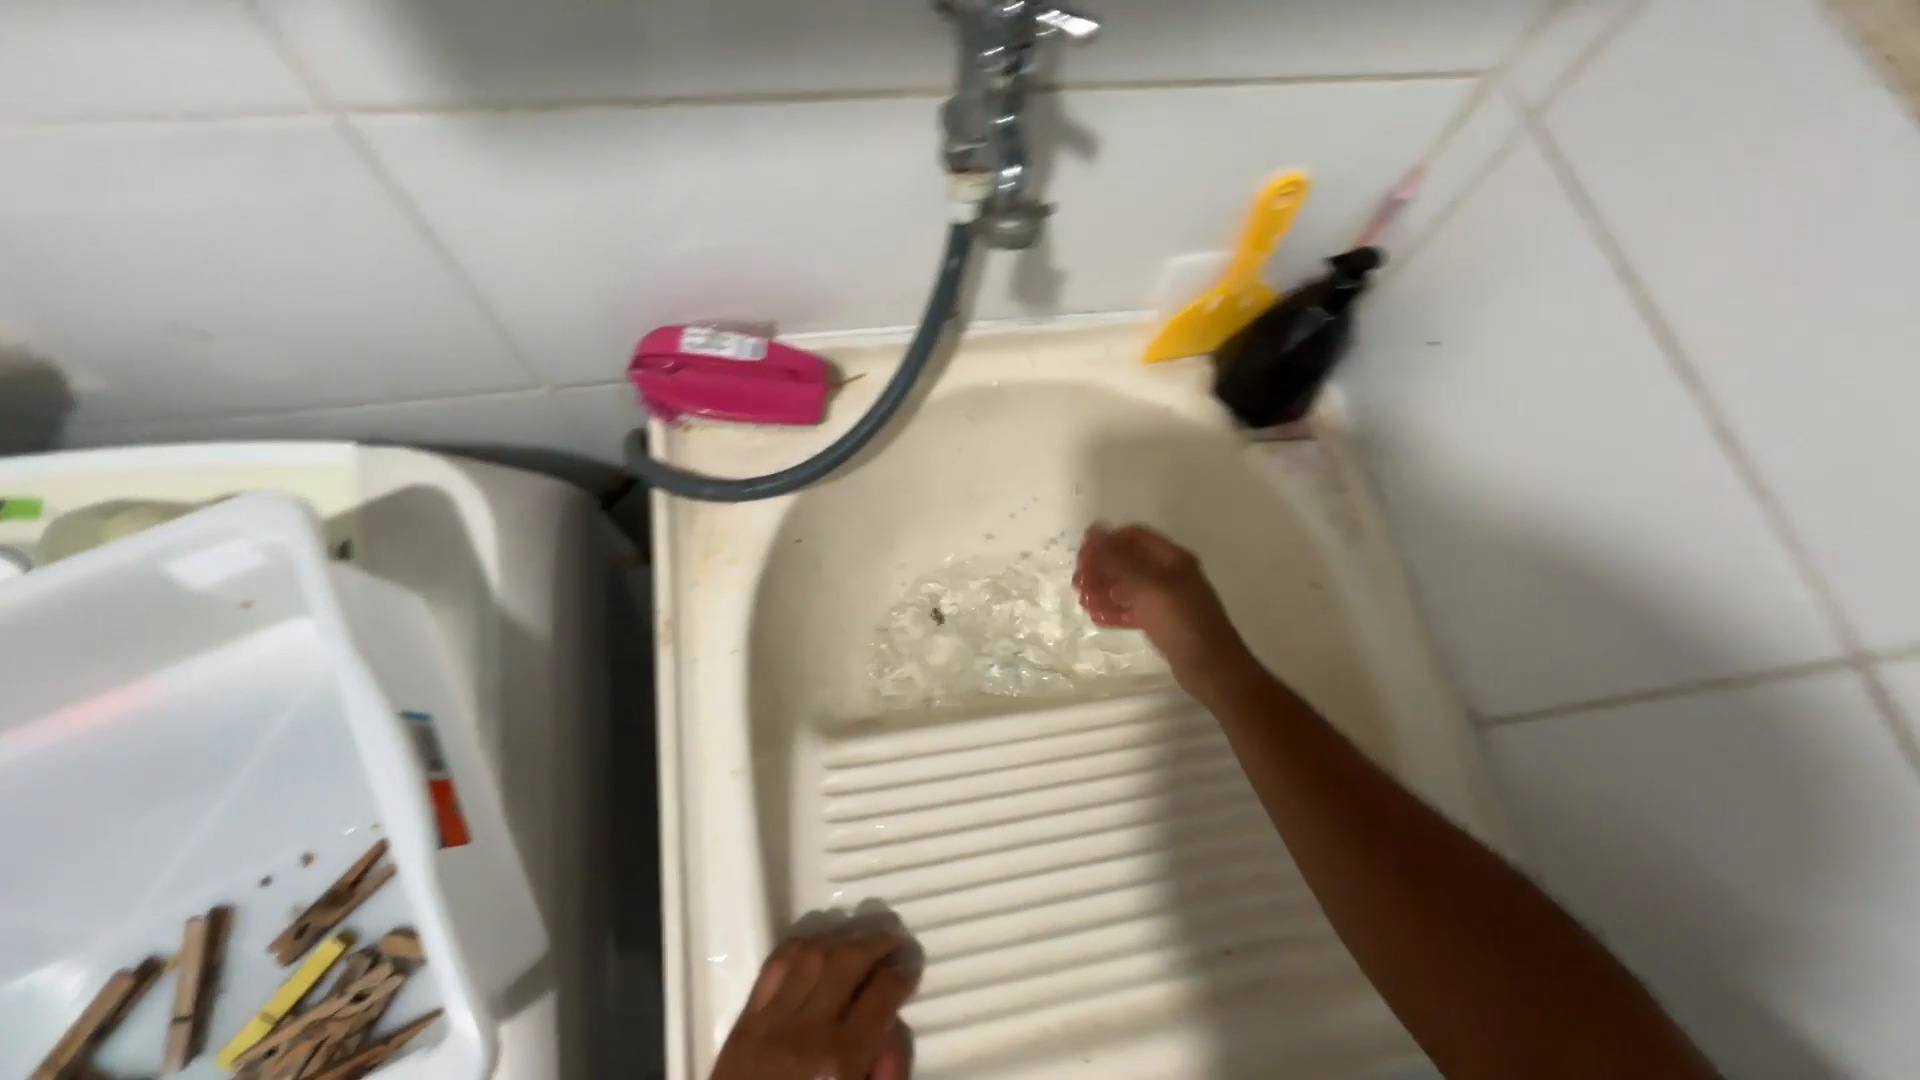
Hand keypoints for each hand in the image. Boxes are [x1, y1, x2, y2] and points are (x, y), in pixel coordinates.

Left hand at [711, 930, 915, 1079]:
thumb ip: (885, 1073)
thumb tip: (891, 1026)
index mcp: (840, 1062)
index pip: (882, 995)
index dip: (903, 975)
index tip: (910, 968)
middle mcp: (808, 1031)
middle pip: (848, 960)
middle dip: (877, 943)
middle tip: (894, 940)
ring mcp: (771, 1021)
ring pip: (812, 954)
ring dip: (842, 937)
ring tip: (860, 938)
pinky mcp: (745, 1022)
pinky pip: (775, 966)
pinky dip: (801, 946)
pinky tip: (818, 946)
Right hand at [1074, 523, 1252, 688]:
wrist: (1212, 668)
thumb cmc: (1180, 621)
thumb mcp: (1147, 586)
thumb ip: (1118, 559)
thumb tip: (1095, 529)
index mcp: (1171, 558)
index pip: (1133, 537)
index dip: (1105, 543)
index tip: (1081, 559)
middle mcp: (1169, 574)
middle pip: (1128, 561)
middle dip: (1101, 569)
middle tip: (1079, 585)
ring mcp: (1167, 599)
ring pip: (1128, 586)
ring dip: (1104, 591)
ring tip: (1084, 603)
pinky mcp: (1163, 622)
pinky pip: (1134, 609)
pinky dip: (1115, 611)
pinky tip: (1098, 618)